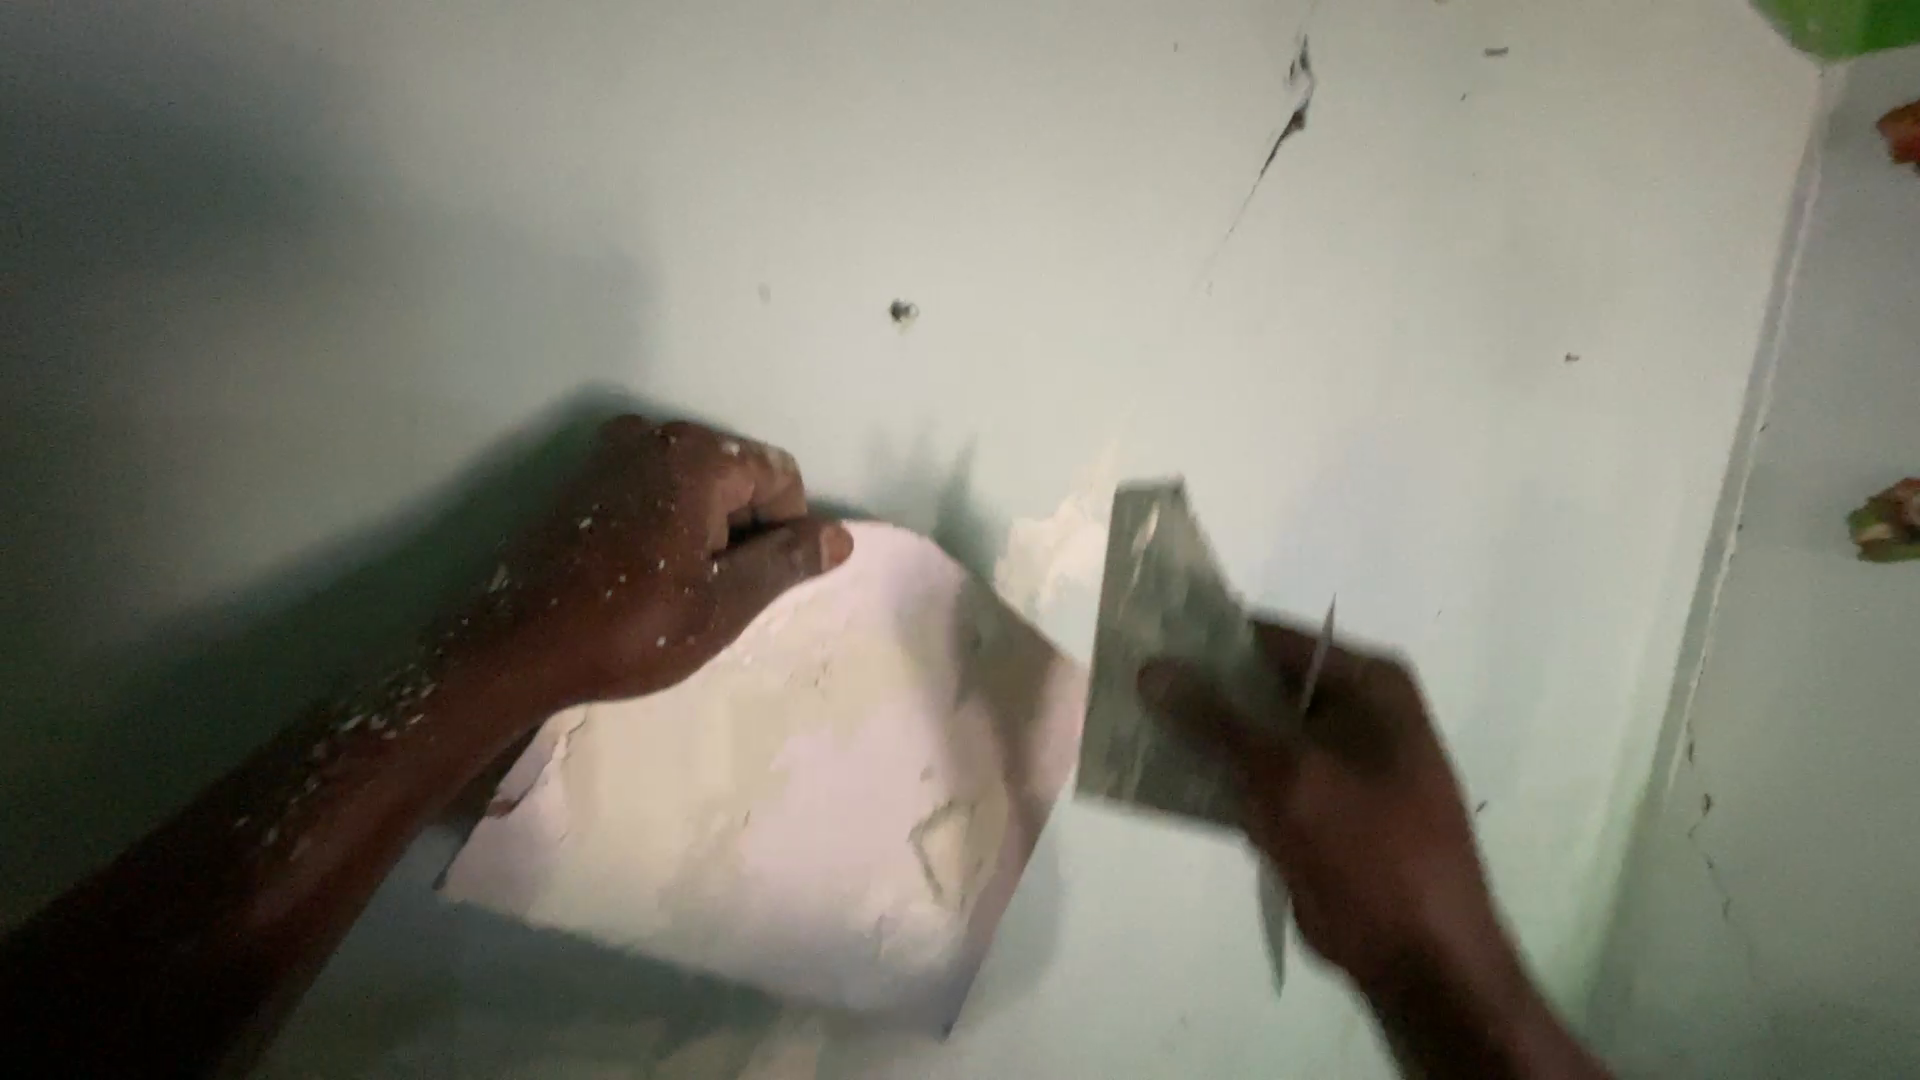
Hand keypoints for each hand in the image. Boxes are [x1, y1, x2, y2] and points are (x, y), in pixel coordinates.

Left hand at [476, 416, 852, 707]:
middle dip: (747, 527)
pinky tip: (649, 570)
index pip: (781, 475)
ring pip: (700, 483)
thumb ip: (789, 561)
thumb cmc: (630, 629)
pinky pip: (659, 487)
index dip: (787, 529)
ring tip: (682, 584)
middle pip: (740, 474)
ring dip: (711, 528)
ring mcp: (612, 451)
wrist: (511, 652)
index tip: (754, 579)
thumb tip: (841, 537)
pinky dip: (674, 522)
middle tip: (719, 587)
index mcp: (695, 456)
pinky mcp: (584, 477)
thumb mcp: (726, 602)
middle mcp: (654, 435)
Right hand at [1137, 624, 1502, 996]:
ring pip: (1249, 730)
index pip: (1271, 639)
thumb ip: (1213, 716)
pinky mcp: (1311, 803)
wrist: (1418, 960)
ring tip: (1129, 719)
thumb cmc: (1364, 846)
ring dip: (1198, 731)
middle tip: (1130, 681)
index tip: (1147, 639)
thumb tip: (1150, 668)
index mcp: (1365, 684)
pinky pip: (1252, 772)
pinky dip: (1212, 771)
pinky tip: (1156, 768)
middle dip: (1196, 687)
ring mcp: (1331, 760)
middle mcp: (1352, 711)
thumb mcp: (1284, 771)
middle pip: (1257, 683)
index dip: (1208, 638)